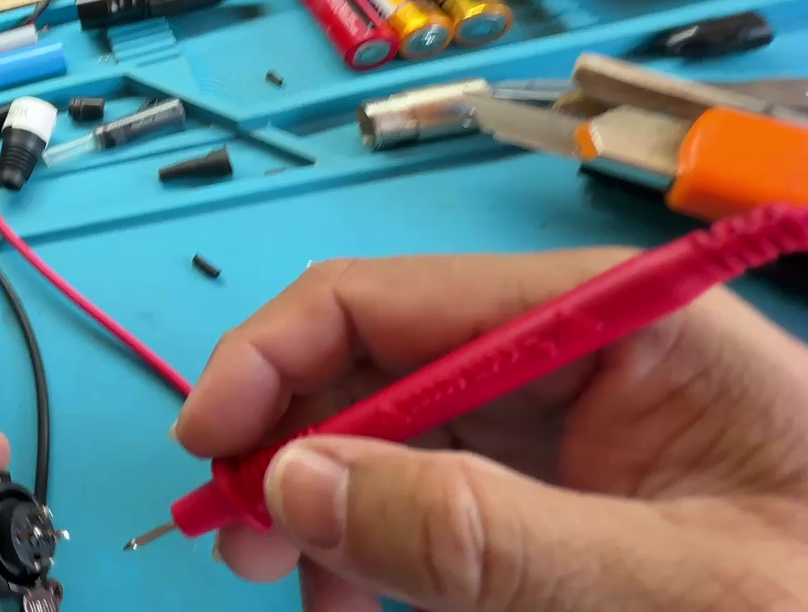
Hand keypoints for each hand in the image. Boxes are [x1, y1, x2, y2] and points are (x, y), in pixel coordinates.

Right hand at [176, 250, 807, 611]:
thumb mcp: (677, 599)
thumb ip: (479, 535)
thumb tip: (284, 482)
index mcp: (588, 318)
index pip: (366, 298)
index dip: (263, 358)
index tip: (203, 442)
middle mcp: (547, 349)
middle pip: (355, 366)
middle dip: (285, 447)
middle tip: (235, 536)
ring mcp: (544, 419)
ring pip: (372, 432)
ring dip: (314, 503)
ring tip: (281, 576)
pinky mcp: (543, 484)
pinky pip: (415, 490)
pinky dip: (366, 542)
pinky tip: (353, 594)